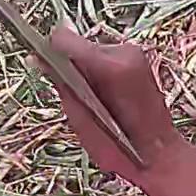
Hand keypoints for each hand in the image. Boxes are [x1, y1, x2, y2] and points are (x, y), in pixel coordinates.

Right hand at [50, 28, 195, 195]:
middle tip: (75, 94)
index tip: (46, 69)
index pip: (63, 39)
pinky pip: (104, 57)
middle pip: (77, 44)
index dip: (49, 53)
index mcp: (109, 65)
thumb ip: (60, 82)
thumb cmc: (117, 146)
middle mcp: (124, 52)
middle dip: (68, 64)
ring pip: (90, 50)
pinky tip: (104, 95)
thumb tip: (36, 57)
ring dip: (84, 69)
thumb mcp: (79, 116)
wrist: (160, 155)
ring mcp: (134, 53)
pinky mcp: (138, 59)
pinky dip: (97, 71)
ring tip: (93, 99)